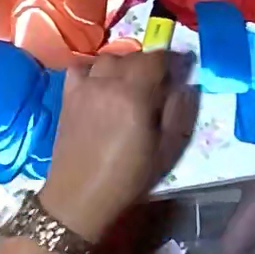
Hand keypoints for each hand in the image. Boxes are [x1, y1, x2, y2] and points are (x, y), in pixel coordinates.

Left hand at [40, 51, 198, 240]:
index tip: (182, 70)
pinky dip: (94, 70)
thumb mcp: (166, 150)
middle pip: (133, 56)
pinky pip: (81, 68)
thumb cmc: (128, 178)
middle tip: (159, 83)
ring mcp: (85, 87)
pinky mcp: (68, 96)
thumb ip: (179, 112)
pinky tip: (101, 85)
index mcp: (135, 95)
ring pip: (108, 58)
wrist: (79, 197)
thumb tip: (185, 85)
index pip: (157, 59)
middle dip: (150, 64)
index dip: (173, 60)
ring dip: (123, 65)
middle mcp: (108, 83)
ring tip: (130, 83)